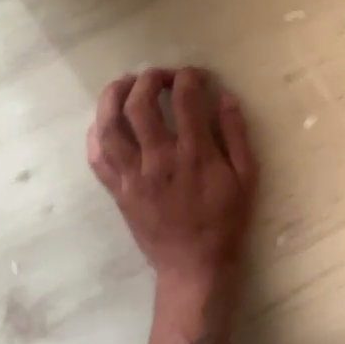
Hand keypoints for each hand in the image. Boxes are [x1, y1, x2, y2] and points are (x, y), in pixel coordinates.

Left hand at [87, 68, 258, 291]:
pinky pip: (97, 156)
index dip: (189, 77)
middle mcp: (158, 159)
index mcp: (194, 154)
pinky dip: (97, 132)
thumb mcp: (246, 177)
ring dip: (113, 97)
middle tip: (161, 76)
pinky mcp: (117, 190)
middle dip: (149, 79)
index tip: (195, 76)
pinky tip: (106, 120)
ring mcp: (132, 175)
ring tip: (126, 85)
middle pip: (139, 104)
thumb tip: (224, 97)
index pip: (185, 99)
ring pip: (109, 126)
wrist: (194, 267)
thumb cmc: (225, 221)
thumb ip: (236, 134)